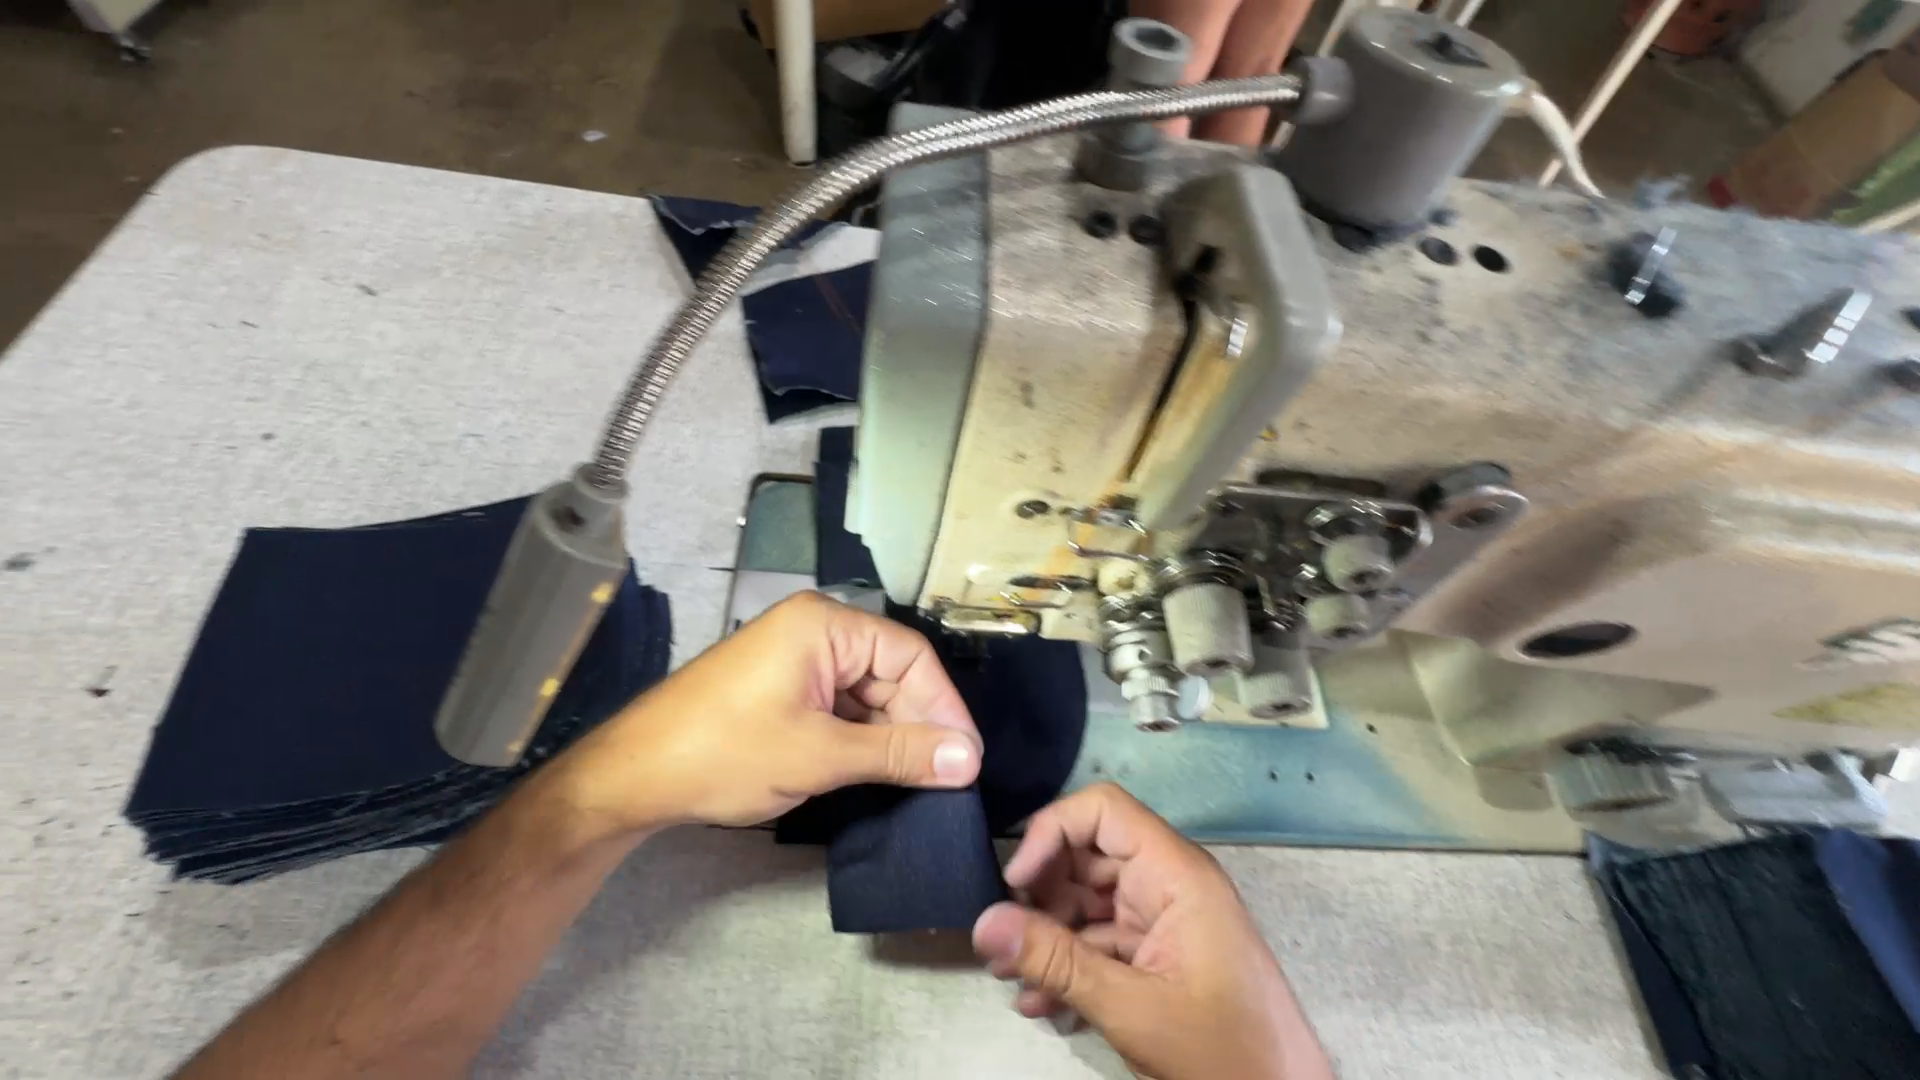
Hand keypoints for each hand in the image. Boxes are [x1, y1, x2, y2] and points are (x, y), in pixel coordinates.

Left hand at [543, 591, 981, 836]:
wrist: (632, 777)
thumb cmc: (726, 752)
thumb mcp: (820, 754)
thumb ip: (898, 754)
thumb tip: (968, 760)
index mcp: (824, 625)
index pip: (909, 655)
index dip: (943, 705)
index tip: (966, 757)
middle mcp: (815, 632)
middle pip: (890, 673)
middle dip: (917, 724)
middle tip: (946, 778)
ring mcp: (797, 661)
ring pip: (867, 695)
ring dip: (891, 736)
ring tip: (919, 782)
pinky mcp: (784, 689)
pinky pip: (840, 708)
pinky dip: (861, 739)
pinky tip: (880, 772)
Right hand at [971, 783, 1331, 1079]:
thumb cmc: (1221, 1053)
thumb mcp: (1130, 1007)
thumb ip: (1055, 962)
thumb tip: (983, 922)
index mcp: (1174, 872)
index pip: (1103, 810)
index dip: (1052, 832)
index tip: (1016, 882)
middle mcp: (1167, 882)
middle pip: (1088, 856)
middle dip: (1040, 894)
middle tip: (1005, 940)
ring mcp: (1162, 919)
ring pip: (1087, 901)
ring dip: (1048, 937)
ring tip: (1011, 978)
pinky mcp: (1157, 954)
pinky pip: (1101, 940)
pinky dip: (1069, 965)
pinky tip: (1041, 1005)